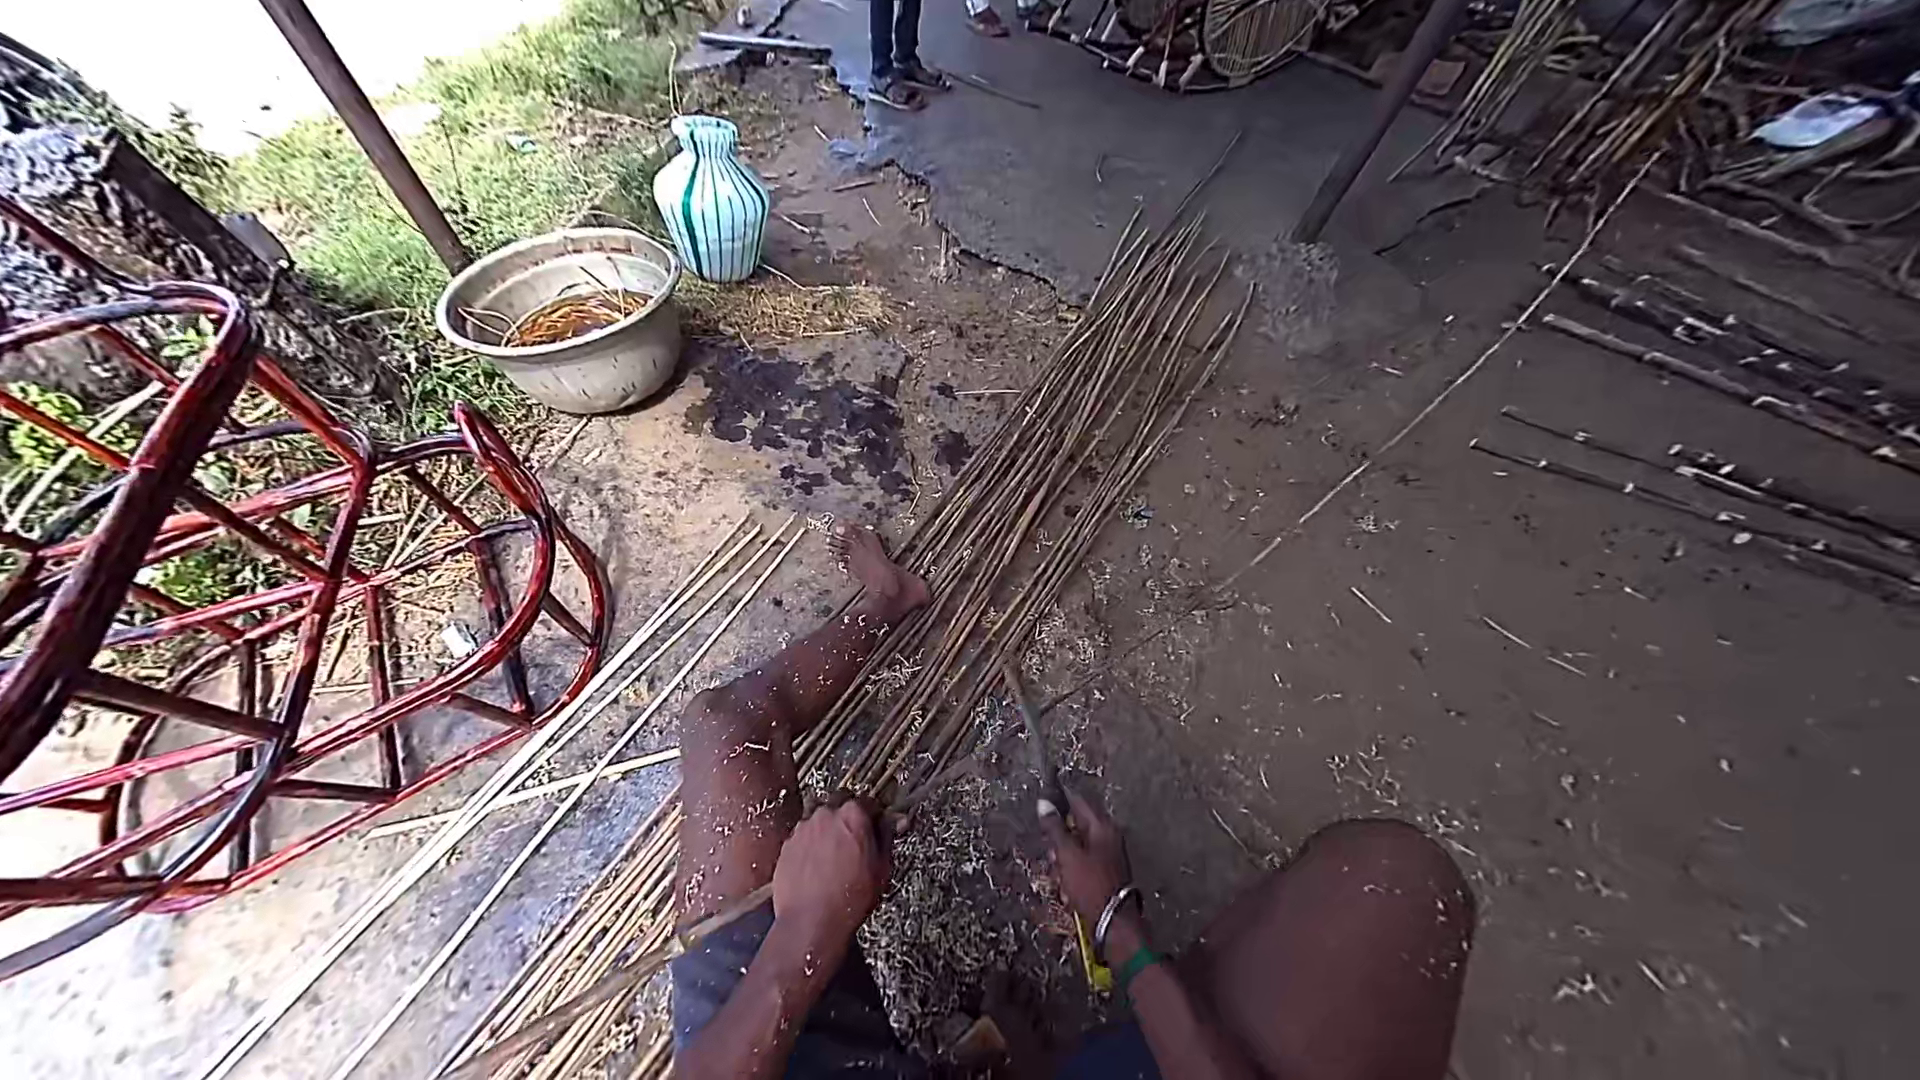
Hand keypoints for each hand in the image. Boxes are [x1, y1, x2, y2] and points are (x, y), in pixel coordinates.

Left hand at [772, 799, 889, 955]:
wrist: (810, 922)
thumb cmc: (849, 898)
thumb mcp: (881, 868)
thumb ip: (886, 837)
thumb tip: (892, 822)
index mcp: (854, 814)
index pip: (867, 802)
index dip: (872, 817)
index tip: (874, 829)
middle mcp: (827, 814)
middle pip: (840, 806)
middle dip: (847, 819)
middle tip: (852, 843)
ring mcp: (804, 828)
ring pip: (819, 821)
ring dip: (826, 832)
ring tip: (832, 859)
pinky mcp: (787, 845)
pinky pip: (802, 838)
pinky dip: (809, 847)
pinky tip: (815, 868)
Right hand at [1037, 785, 1131, 930]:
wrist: (1113, 925)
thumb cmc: (1090, 884)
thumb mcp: (1067, 853)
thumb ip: (1055, 827)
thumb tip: (1044, 802)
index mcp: (1103, 826)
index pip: (1078, 802)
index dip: (1058, 802)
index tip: (1042, 806)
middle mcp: (1108, 837)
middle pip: (1076, 825)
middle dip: (1059, 839)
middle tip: (1052, 854)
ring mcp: (1108, 856)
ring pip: (1077, 846)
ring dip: (1063, 858)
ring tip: (1059, 875)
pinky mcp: (1104, 874)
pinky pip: (1082, 863)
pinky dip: (1072, 872)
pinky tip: (1067, 887)